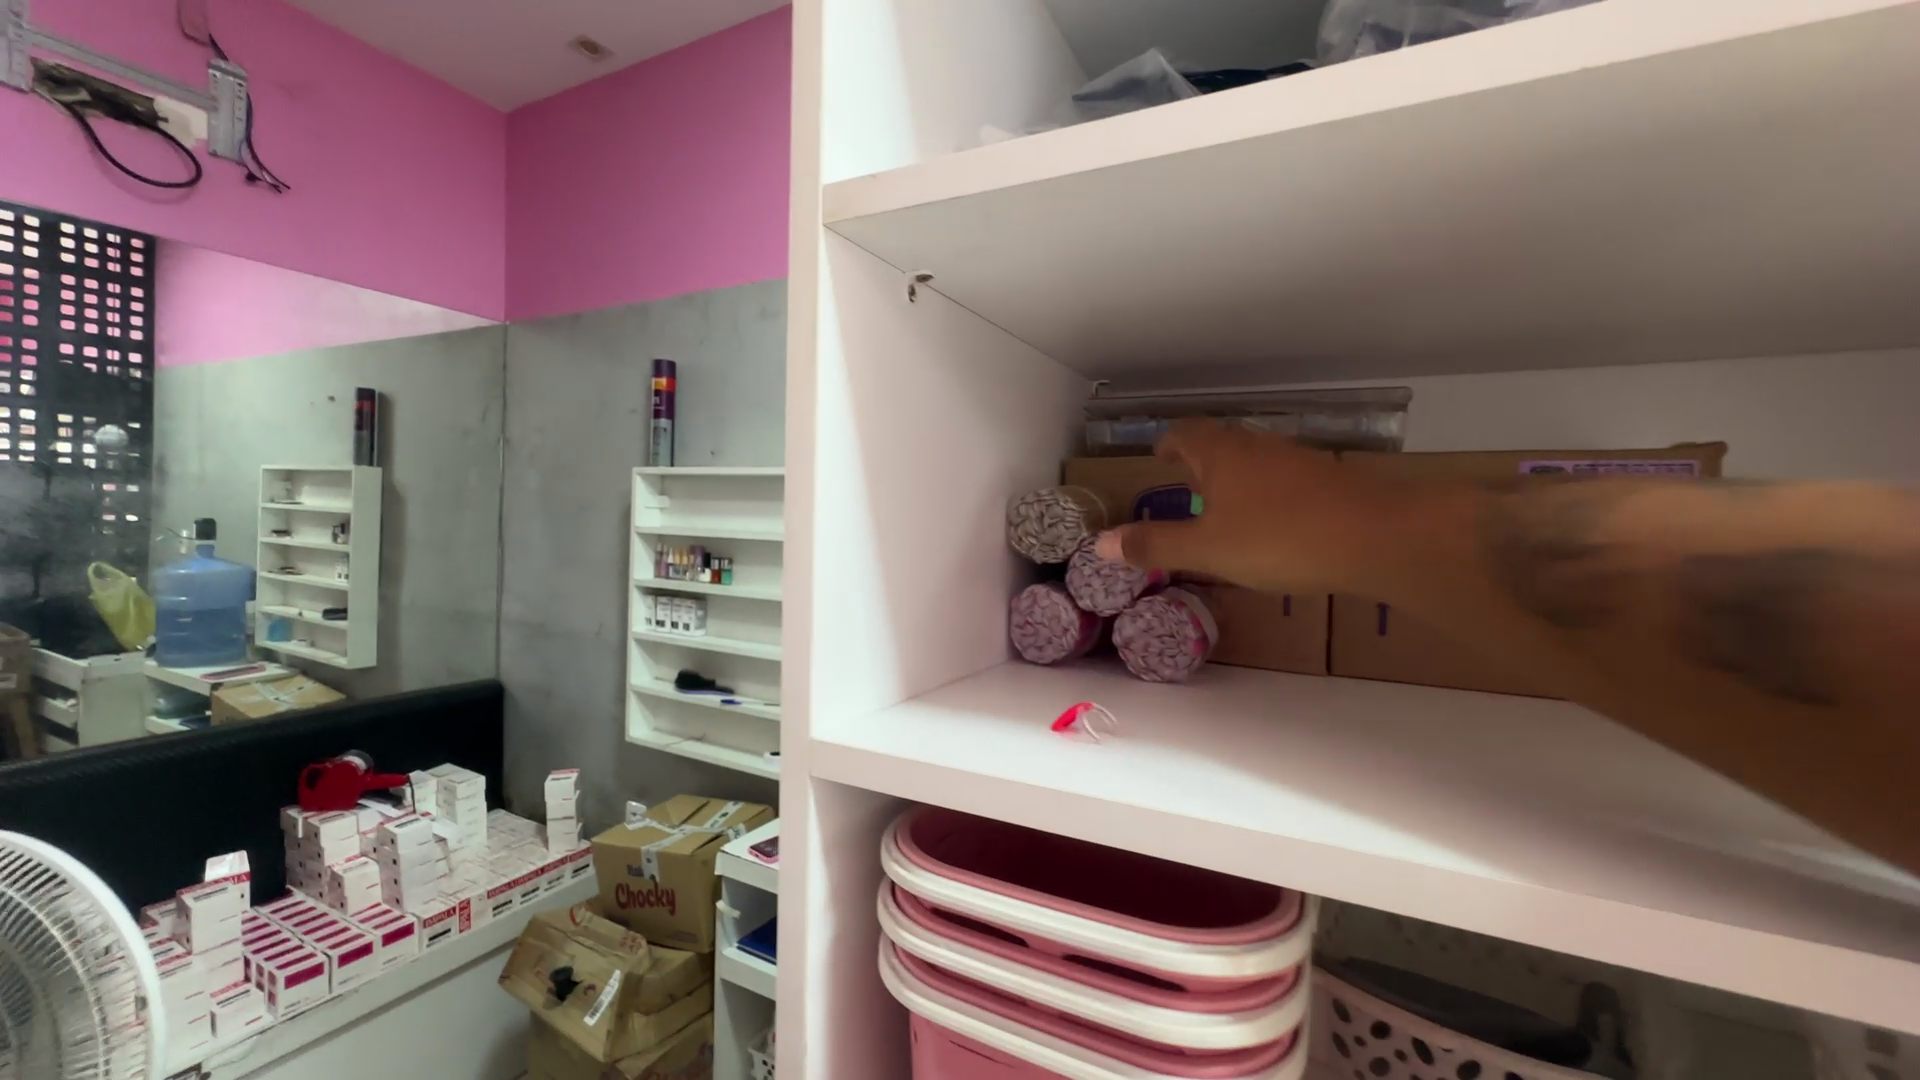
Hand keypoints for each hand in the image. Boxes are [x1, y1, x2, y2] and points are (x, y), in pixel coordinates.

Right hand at [1092, 422, 1406, 594]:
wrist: (1377, 537)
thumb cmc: (1278, 539)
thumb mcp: (1206, 550)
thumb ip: (1155, 546)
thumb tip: (1101, 544)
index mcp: (1221, 454)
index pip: (1184, 433)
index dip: (1168, 444)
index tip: (1159, 458)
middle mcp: (1257, 447)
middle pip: (1220, 442)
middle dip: (1200, 461)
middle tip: (1185, 485)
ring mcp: (1297, 460)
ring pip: (1254, 459)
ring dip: (1234, 477)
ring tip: (1224, 508)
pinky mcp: (1329, 480)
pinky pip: (1284, 478)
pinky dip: (1267, 493)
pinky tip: (1273, 525)